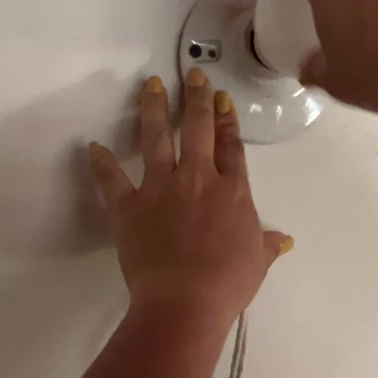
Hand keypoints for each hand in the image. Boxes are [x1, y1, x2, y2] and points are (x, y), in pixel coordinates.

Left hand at [88, 69, 291, 323]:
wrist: (186, 302)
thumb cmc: (228, 284)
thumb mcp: (257, 262)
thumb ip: (268, 245)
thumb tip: (285, 240)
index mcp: (232, 192)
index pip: (231, 147)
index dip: (228, 121)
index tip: (222, 99)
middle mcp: (197, 180)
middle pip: (198, 130)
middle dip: (196, 99)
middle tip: (193, 76)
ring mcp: (160, 189)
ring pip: (155, 140)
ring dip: (153, 109)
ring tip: (150, 86)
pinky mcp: (129, 207)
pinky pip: (111, 180)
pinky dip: (99, 164)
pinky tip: (92, 148)